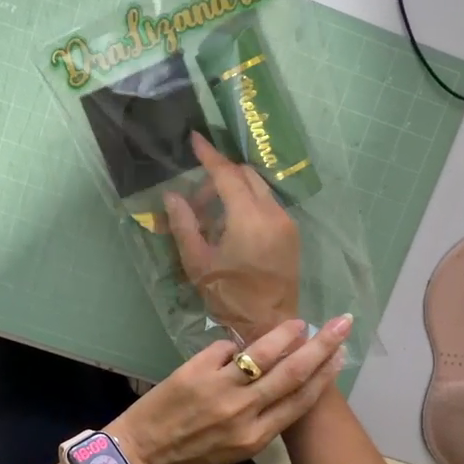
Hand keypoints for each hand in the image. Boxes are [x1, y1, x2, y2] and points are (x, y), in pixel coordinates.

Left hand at [106, 315, 351, 463]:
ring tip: (299, 323)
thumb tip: (276, 384)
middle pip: (292, 373)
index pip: (300, 401)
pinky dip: (234, 345)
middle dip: (321, 346)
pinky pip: (226, 349)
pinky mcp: (195, 371)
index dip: (324, 376)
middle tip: (342, 324)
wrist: (138, 456)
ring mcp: (219, 389)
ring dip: (285, 334)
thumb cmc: (187, 459)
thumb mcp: (233, 452)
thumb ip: (258, 421)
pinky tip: (235, 347)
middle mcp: (243, 412)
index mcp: (255, 438)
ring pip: (263, 353)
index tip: (341, 355)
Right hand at [163, 133, 300, 344]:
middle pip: (246, 175)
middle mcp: (272, 213)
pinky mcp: (291, 234)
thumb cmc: (229, 297)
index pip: (227, 175)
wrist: (269, 324)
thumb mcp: (198, 263)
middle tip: (196, 195)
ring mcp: (286, 222)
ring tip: (211, 214)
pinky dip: (248, 203)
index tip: (195, 139)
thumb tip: (172, 197)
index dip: (209, 155)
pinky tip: (231, 225)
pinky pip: (267, 204)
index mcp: (248, 219)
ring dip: (235, 189)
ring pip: (259, 188)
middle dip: (221, 175)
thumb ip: (184, 226)